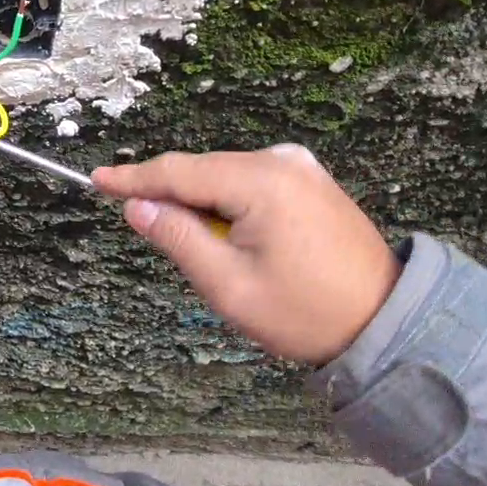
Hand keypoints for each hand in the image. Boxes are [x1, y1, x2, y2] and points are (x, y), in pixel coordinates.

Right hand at [91, 144, 396, 364]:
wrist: (389, 325)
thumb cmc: (305, 313)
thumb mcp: (229, 286)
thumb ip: (177, 238)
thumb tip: (137, 207)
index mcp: (261, 182)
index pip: (178, 172)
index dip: (133, 178)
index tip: (96, 179)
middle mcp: (280, 160)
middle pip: (200, 170)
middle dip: (168, 195)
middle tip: (145, 227)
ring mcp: (298, 166)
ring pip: (220, 175)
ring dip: (197, 202)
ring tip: (200, 246)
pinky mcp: (307, 178)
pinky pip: (245, 180)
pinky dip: (223, 201)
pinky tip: (225, 232)